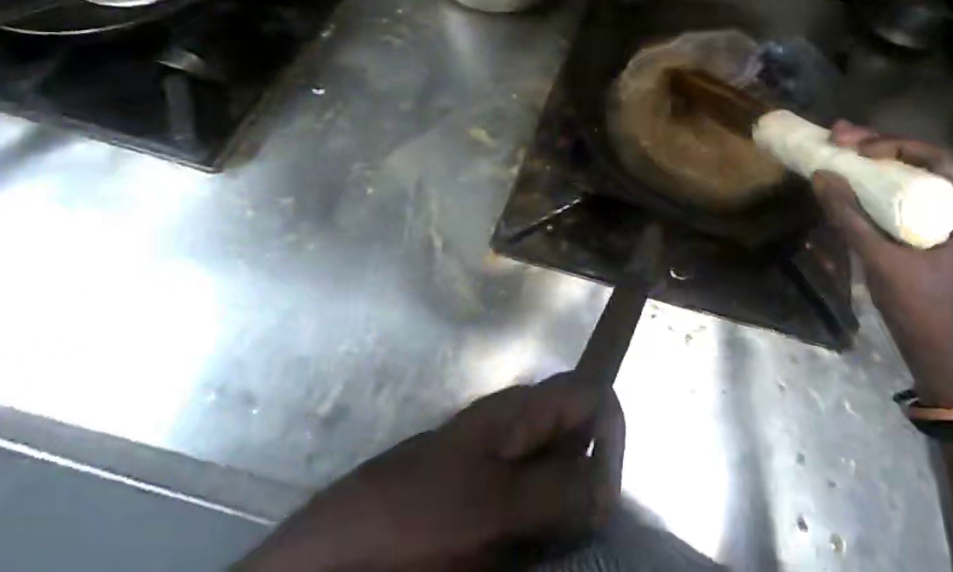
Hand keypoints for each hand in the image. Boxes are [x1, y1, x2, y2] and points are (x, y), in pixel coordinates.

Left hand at [240, 375, 623, 571]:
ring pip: (561, 481)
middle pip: (582, 441)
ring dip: (570, 517)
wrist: (341, 547)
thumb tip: (609, 491)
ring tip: (550, 552)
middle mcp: (519, 431)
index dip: (611, 438)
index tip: (602, 500)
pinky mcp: (489, 506)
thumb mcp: (492, 502)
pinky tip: (531, 556)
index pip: (593, 396)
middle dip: (592, 487)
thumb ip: (556, 490)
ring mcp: (502, 469)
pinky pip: (536, 512)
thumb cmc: (417, 512)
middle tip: (576, 539)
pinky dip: (545, 535)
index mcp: (521, 411)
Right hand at [812, 122, 952, 404]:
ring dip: (871, 166)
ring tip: (836, 152)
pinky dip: (872, 189)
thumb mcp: (881, 259)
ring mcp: (937, 228)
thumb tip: (822, 175)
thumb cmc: (920, 307)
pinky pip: (897, 203)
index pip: (936, 158)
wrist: (941, 360)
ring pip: (905, 182)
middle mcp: (952, 213)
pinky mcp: (920, 242)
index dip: (899, 144)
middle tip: (839, 138)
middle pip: (916, 165)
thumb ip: (850, 217)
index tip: (863, 149)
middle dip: (877, 148)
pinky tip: (846, 187)